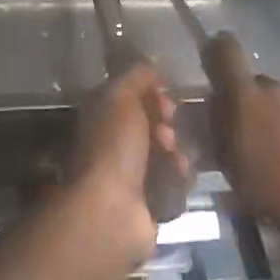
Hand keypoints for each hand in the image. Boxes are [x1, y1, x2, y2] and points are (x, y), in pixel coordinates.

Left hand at [66, 60, 187, 265]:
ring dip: (176, 153)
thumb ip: (137, 75)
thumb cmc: (113, 146)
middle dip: (165, 123)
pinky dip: (179, 180)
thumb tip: (151, 67)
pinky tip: (178, 178)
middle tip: (167, 131)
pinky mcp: (148, 206)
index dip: (151, 93)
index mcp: (101, 117)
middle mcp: (113, 145)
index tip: (164, 96)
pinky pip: (174, 185)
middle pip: (151, 125)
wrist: (110, 213)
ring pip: (166, 155)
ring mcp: (130, 178)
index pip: (132, 97)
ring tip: (174, 159)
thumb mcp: (122, 96)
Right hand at [202, 33, 279, 234]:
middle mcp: (275, 89)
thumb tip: (211, 106)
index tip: (213, 60)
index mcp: (245, 94)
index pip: (227, 50)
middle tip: (245, 131)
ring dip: (273, 118)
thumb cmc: (265, 188)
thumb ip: (214, 126)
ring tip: (274, 152)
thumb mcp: (225, 161)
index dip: (218, 49)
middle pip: (255, 83)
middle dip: (248, 100)